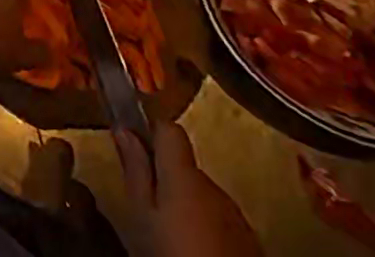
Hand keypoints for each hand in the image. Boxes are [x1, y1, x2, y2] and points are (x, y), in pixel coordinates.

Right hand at [116, 122, 262, 256]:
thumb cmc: (174, 254)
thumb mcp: (142, 214)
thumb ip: (135, 170)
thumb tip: (124, 131)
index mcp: (184, 174)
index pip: (169, 129)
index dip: (150, 133)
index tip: (134, 147)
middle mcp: (213, 186)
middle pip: (184, 166)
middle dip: (165, 177)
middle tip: (146, 204)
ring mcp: (236, 214)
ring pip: (201, 193)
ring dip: (185, 203)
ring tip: (169, 232)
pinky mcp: (250, 240)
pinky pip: (219, 218)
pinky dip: (205, 225)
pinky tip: (194, 249)